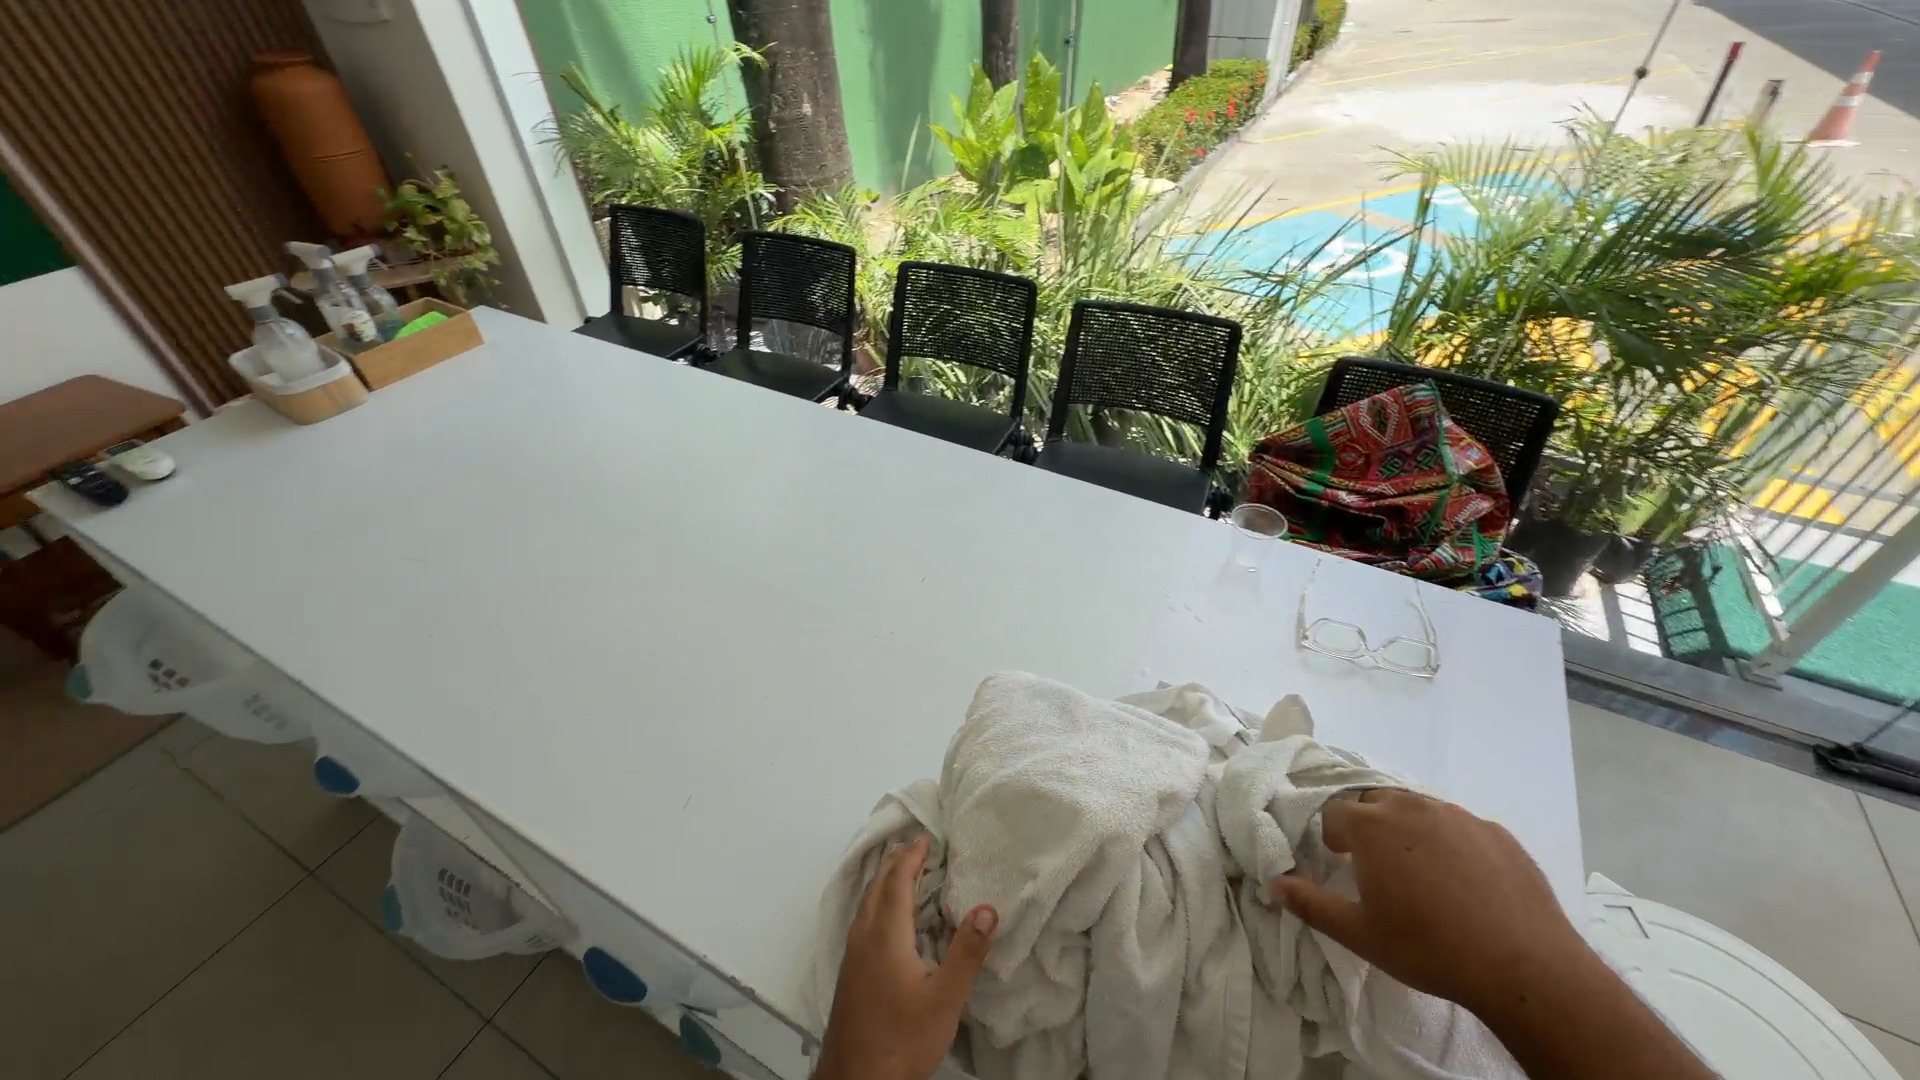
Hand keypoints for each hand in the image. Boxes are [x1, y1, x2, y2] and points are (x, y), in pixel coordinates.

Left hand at [816, 834, 997, 1079]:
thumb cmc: (902, 1038)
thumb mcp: (945, 999)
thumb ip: (967, 952)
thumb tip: (987, 908)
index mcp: (885, 933)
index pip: (897, 880)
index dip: (911, 856)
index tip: (927, 837)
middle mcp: (864, 935)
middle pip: (877, 885)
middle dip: (896, 862)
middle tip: (917, 847)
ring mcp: (853, 954)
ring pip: (867, 902)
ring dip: (885, 880)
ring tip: (904, 872)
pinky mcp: (850, 971)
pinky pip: (863, 918)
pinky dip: (878, 901)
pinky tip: (889, 917)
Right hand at [1268, 789, 1594, 1017]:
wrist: (1526, 968)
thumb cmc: (1429, 948)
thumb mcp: (1359, 934)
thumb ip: (1311, 904)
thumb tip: (1275, 883)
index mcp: (1371, 826)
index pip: (1334, 813)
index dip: (1332, 836)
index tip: (1340, 862)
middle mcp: (1410, 808)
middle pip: (1375, 802)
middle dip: (1368, 824)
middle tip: (1375, 864)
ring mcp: (1458, 816)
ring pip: (1418, 809)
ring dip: (1408, 829)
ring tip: (1419, 871)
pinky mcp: (1497, 832)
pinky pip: (1460, 827)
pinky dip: (1450, 843)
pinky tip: (1463, 881)